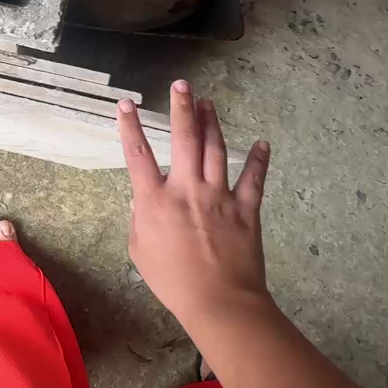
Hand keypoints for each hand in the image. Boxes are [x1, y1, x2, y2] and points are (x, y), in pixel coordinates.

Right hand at [116, 80, 272, 329]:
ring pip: (215, 150)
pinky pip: (253, 179)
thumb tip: (146, 199)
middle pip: (183, 140)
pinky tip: (261, 143)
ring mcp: (219, 197)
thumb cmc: (171, 280)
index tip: (126, 103)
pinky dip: (258, 160)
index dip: (130, 126)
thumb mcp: (139, 248)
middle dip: (182, 109)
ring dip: (212, 123)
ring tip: (209, 103)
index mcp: (155, 200)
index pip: (138, 154)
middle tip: (181, 85)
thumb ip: (141, 217)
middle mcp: (186, 189)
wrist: (219, 302)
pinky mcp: (247, 210)